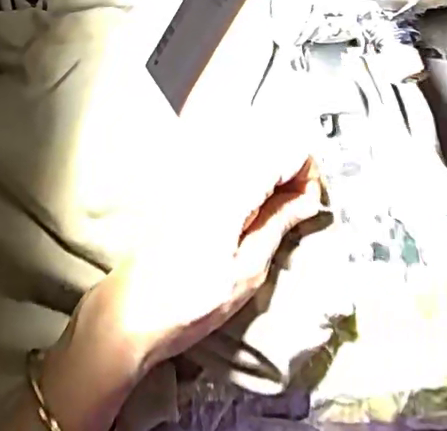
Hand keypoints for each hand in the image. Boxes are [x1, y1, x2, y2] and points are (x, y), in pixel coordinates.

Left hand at [22, 139, 322, 430]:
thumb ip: (279, 222)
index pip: (283, 149)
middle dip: (289, 168)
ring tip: (275, 209)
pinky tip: (248, 206)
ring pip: (246, 148)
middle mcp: (207, 167)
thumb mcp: (248, 269)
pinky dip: (246, 176)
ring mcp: (192, 171)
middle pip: (264, 140)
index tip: (312, 201)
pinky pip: (226, 160)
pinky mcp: (183, 181)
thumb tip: (307, 197)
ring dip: (268, 171)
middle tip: (298, 206)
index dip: (307, 172)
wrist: (134, 306)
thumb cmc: (187, 299)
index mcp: (228, 186)